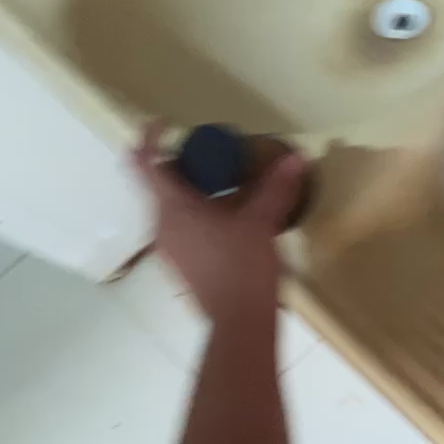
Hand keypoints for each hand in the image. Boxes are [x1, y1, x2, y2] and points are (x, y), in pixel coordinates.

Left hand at [130, 121, 306, 326]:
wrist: (239, 321)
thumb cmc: (244, 268)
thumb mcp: (262, 223)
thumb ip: (277, 188)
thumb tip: (298, 157)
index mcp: (173, 209)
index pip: (145, 163)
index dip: (149, 137)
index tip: (165, 123)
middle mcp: (162, 224)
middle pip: (160, 183)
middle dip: (185, 164)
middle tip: (218, 157)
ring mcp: (170, 246)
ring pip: (172, 205)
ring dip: (195, 189)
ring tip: (231, 185)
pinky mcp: (184, 261)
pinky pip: (183, 224)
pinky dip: (201, 210)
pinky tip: (233, 217)